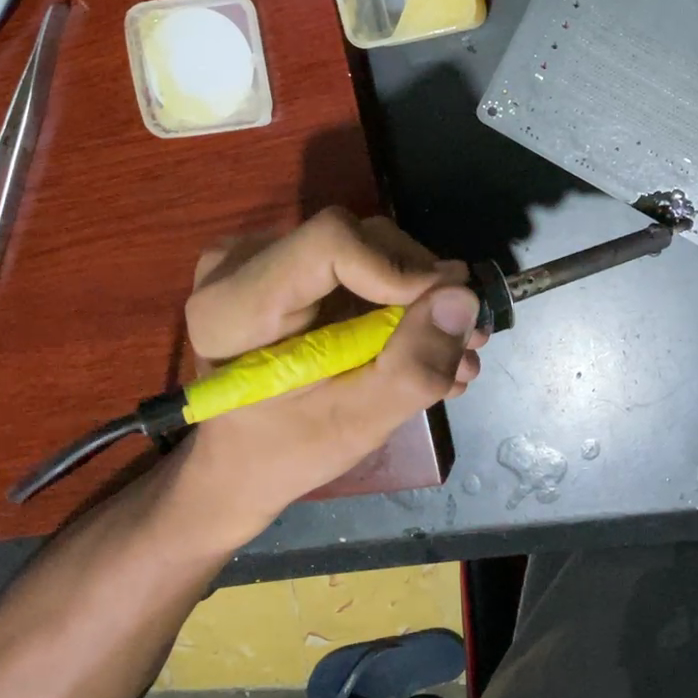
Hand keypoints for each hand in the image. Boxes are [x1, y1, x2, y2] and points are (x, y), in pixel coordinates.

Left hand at [171, 208, 485, 547]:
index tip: (447, 313)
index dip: (398, 269)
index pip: (330, 243)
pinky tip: (423, 342)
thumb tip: (464, 299)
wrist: (242, 458)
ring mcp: (269, 255)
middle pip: (361, 240)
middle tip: (462, 343)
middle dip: (423, 288)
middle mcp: (245, 262)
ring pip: (373, 245)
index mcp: (234, 306)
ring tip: (451, 354)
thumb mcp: (355, 426)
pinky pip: (364, 257)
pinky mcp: (293, 260)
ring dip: (422, 296)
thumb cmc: (285, 451)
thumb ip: (411, 368)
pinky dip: (402, 297)